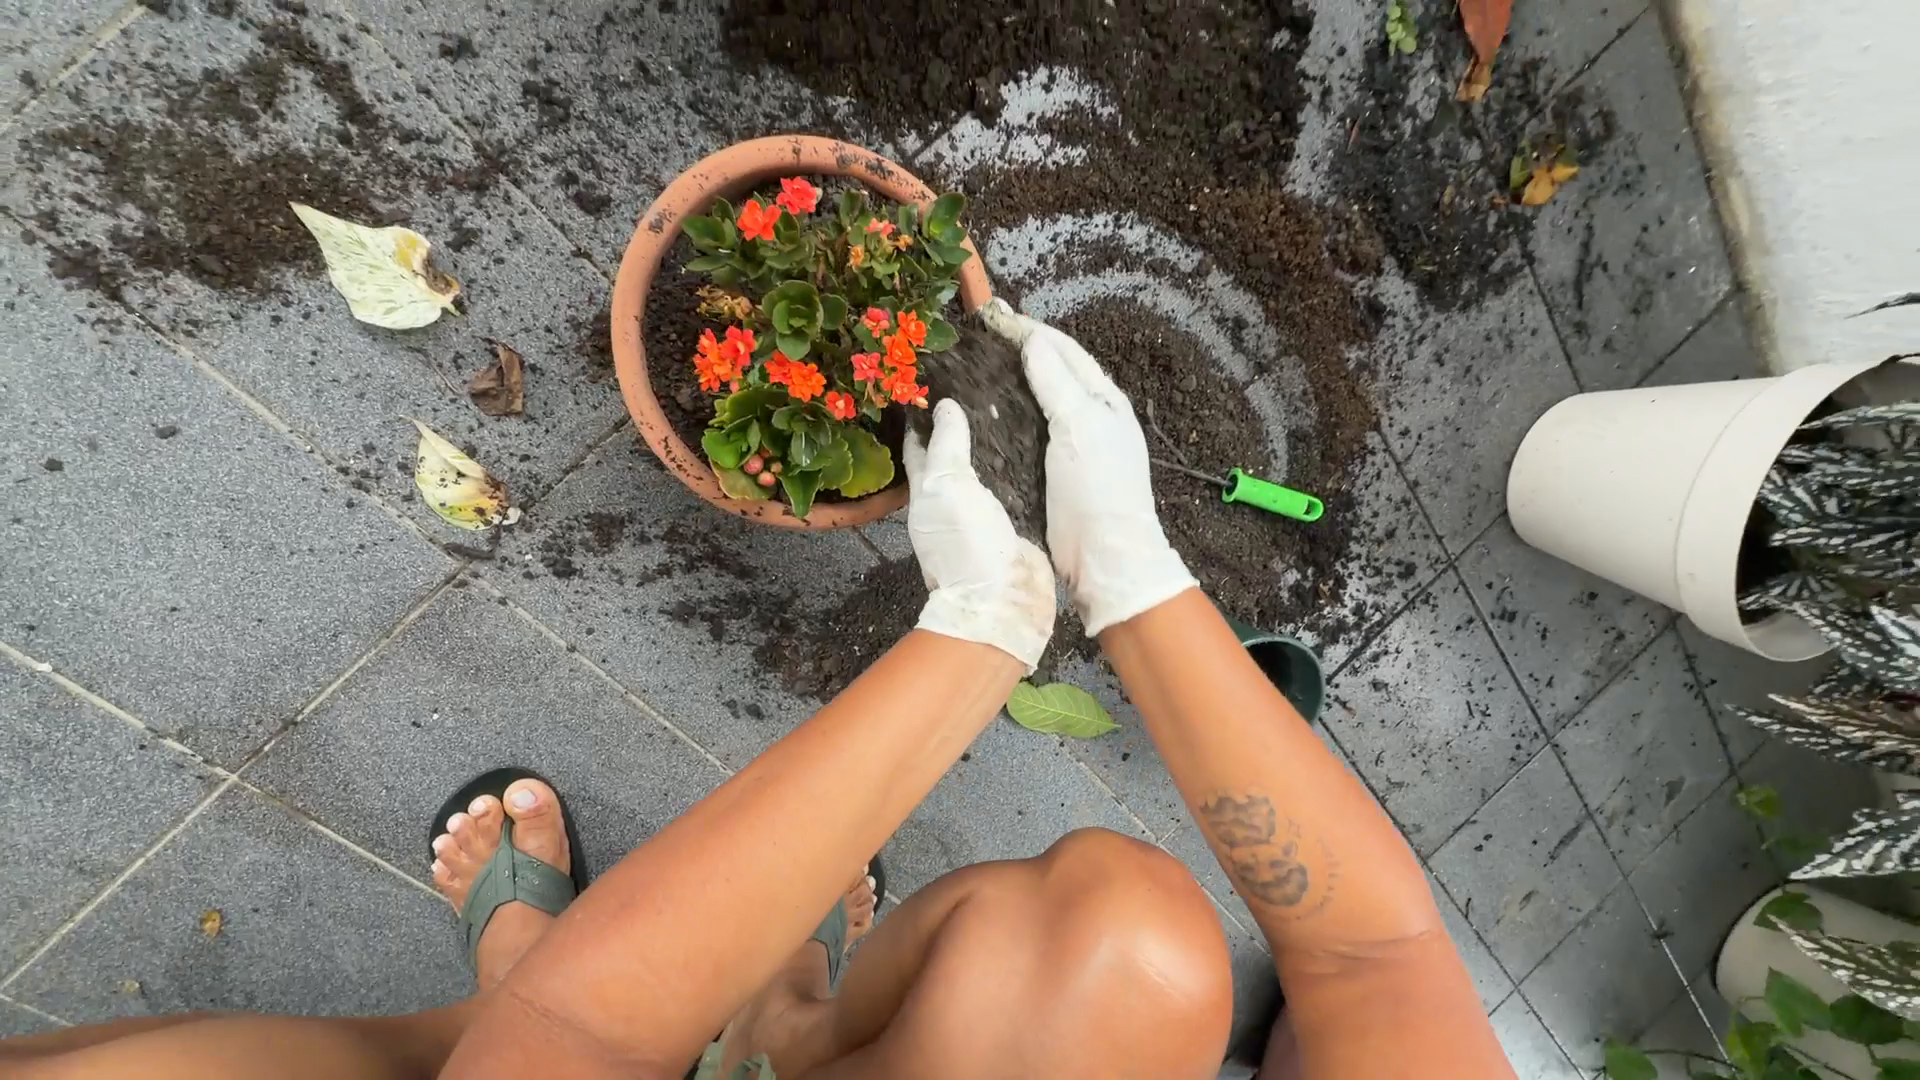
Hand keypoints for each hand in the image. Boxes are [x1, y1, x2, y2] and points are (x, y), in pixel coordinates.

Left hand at [903, 398, 1056, 669]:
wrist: (1004, 598)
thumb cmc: (964, 543)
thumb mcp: (946, 486)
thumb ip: (946, 445)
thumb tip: (944, 407)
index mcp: (927, 493)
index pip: (919, 448)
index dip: (922, 420)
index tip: (934, 385)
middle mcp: (954, 501)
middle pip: (956, 456)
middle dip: (966, 425)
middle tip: (986, 385)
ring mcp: (986, 513)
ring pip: (990, 469)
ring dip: (999, 444)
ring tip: (1017, 403)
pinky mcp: (1018, 522)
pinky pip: (1019, 487)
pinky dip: (1026, 466)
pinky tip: (1041, 441)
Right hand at [981, 301, 1196, 636]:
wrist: (1104, 554)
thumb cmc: (1098, 487)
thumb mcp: (1080, 426)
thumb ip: (1057, 383)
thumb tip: (1035, 342)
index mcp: (1102, 399)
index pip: (1064, 350)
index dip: (1029, 330)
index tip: (993, 316)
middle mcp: (1088, 415)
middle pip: (1050, 371)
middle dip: (1018, 350)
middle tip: (979, 338)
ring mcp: (1070, 443)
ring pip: (1037, 401)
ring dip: (1010, 382)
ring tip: (976, 368)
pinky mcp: (1051, 469)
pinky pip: (1027, 432)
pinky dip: (1007, 416)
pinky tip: (983, 413)